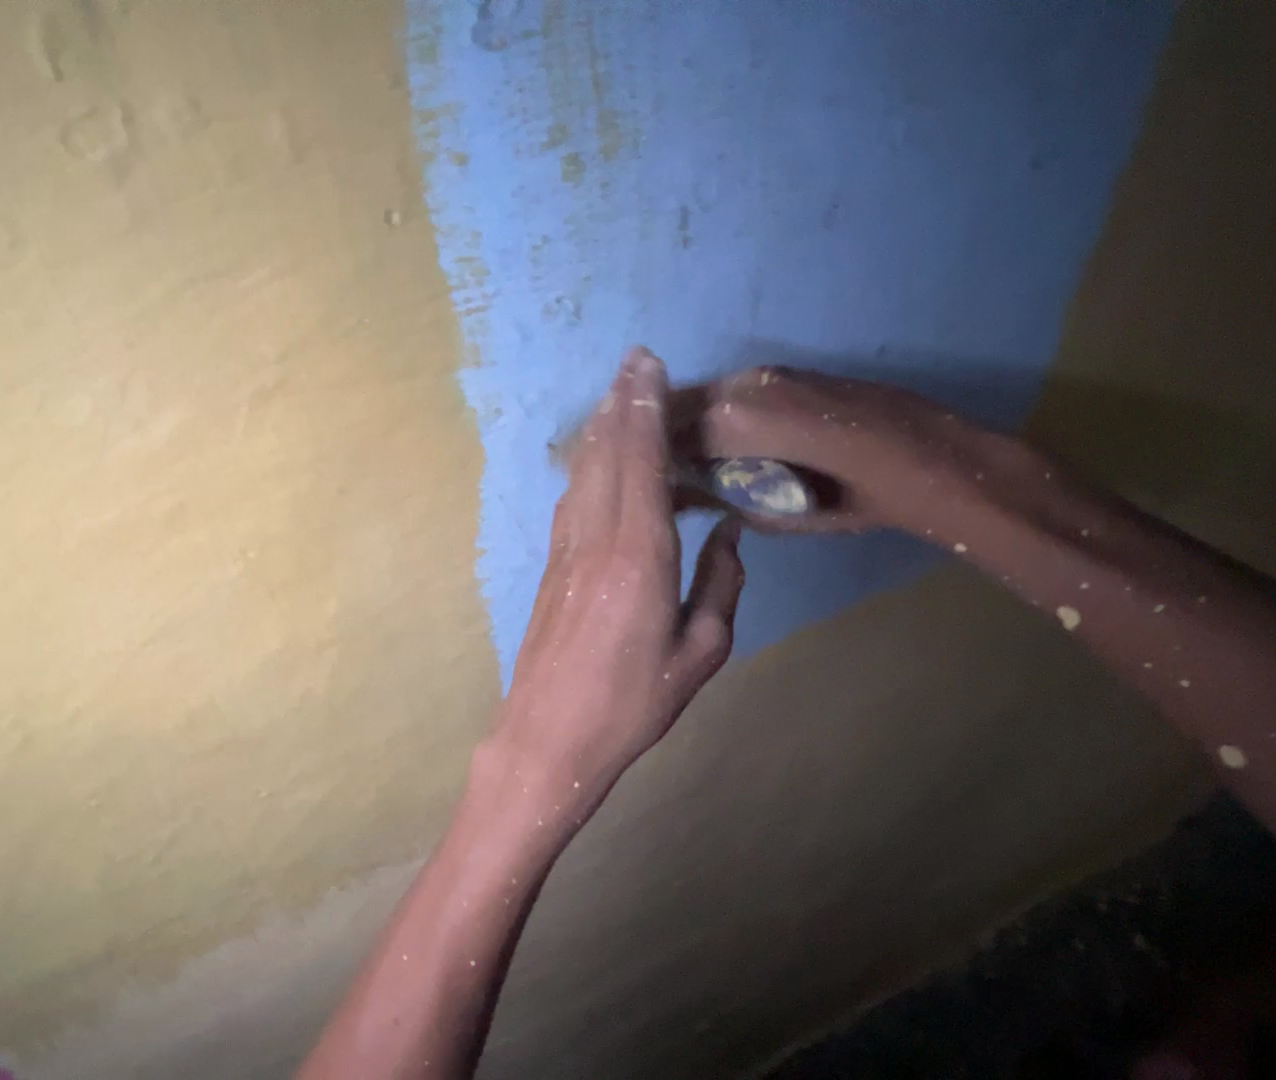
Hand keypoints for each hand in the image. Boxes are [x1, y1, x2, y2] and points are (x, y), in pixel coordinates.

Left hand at [484, 348, 745, 807]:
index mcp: (640, 556)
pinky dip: (587, 466)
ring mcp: (566, 550)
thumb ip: (721, 584)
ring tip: (617, 392)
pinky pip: (572, 499)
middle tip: (635, 359)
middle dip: (622, 403)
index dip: (645, 411)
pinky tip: (596, 457)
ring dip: (601, 428)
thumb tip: (726, 531)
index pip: (642, 464)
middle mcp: (597, 538)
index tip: (650, 368)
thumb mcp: (700, 652)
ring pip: (584, 472)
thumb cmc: (632, 703)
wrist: (549, 736)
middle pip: (608, 454)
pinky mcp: (551, 565)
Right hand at [669, 365, 998, 533]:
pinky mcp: (788, 373)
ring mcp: (768, 373)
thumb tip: (678, 495)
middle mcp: (744, 383)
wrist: (934, 459)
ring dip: (683, 422)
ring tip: (672, 457)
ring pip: (704, 394)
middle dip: (655, 434)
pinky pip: (731, 391)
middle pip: (677, 404)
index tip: (630, 478)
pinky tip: (713, 440)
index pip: (663, 432)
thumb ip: (721, 497)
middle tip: (645, 468)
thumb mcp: (778, 514)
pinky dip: (711, 414)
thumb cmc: (856, 498)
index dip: (642, 456)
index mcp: (735, 418)